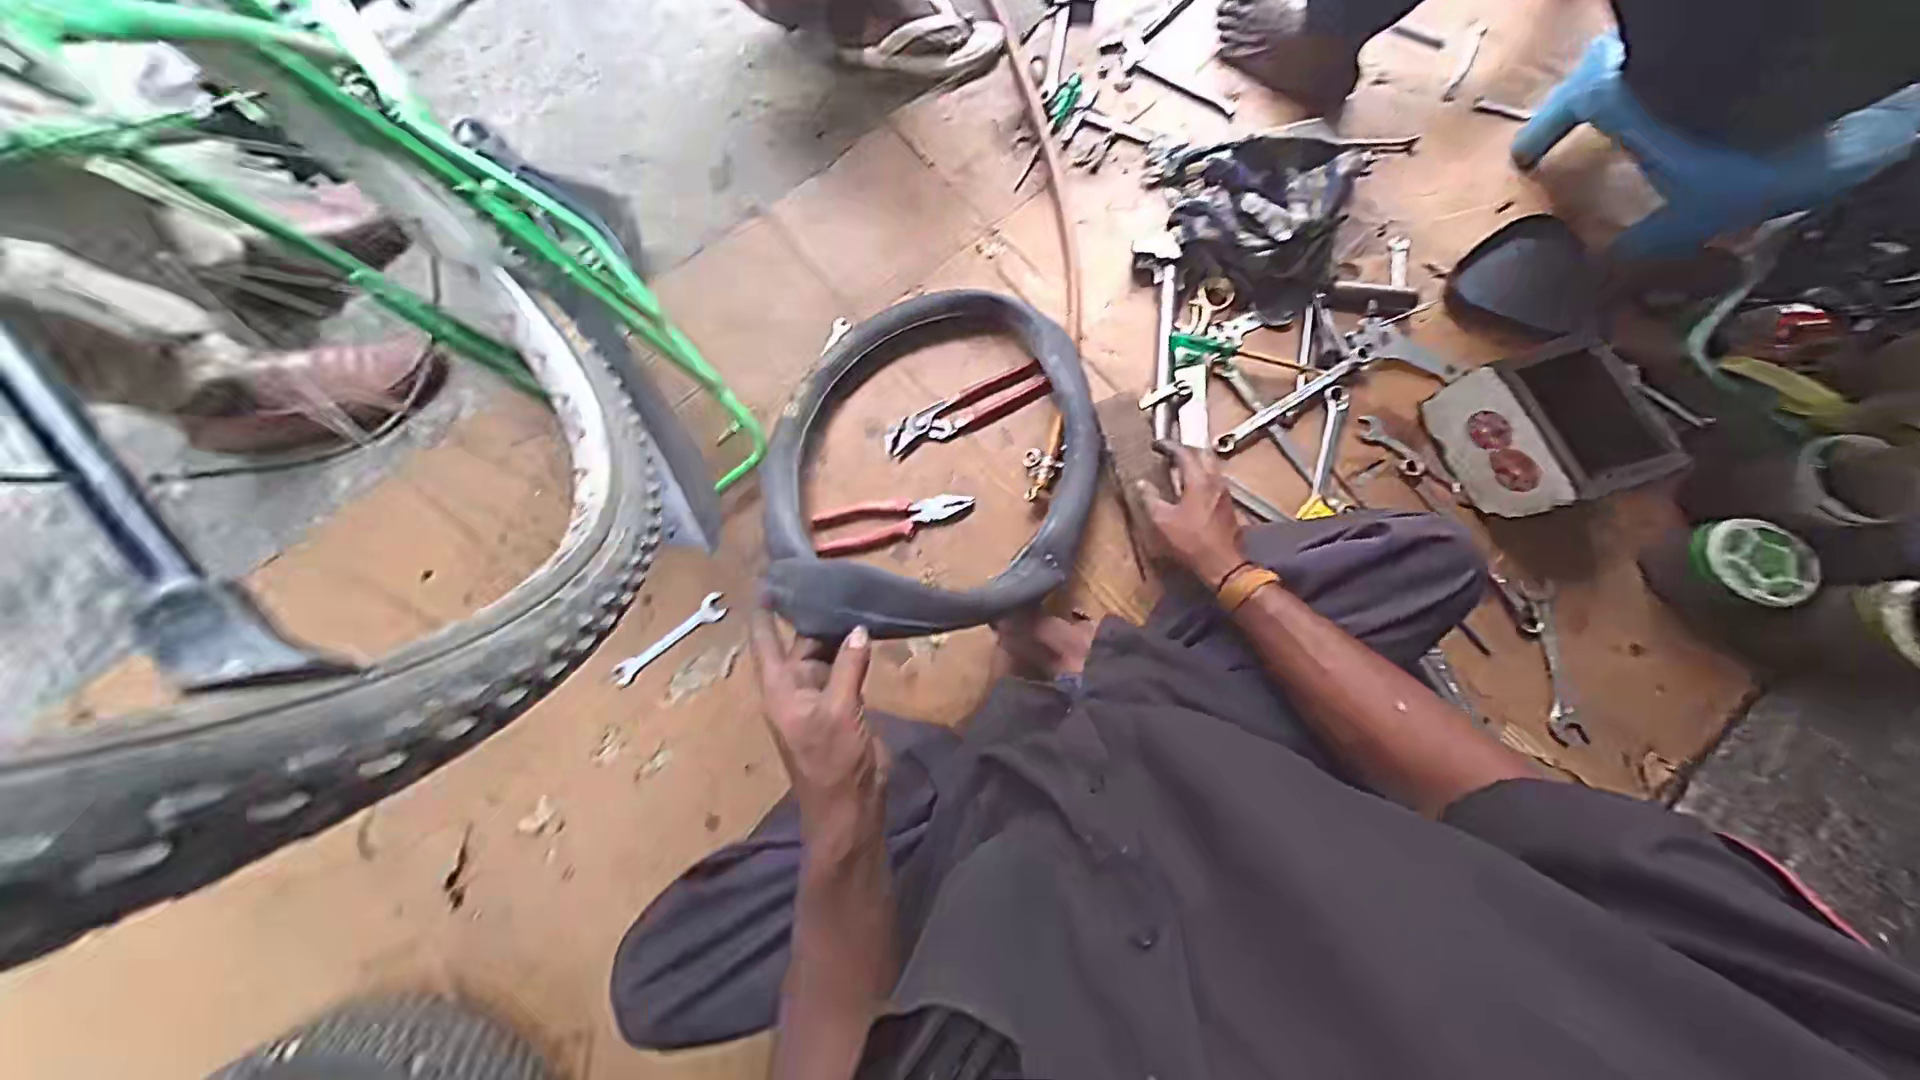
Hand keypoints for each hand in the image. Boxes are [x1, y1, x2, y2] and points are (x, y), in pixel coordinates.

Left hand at [749, 598, 887, 845]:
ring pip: (825, 652)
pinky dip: (852, 650)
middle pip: (799, 640)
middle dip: (812, 612)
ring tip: (851, 593)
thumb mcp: (840, 711)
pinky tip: (867, 629)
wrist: (850, 807)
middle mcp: (795, 686)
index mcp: (780, 687)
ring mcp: (819, 694)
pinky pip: (844, 667)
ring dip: (836, 630)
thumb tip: (858, 629)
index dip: (764, 610)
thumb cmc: (833, 762)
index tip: (767, 576)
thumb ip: (849, 666)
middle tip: (831, 575)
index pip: (765, 639)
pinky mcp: (842, 702)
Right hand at [1138, 443, 1246, 587]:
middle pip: (1203, 453)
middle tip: (1170, 453)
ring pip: (1211, 465)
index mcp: (1199, 480)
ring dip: (1195, 461)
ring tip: (1179, 467)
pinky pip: (1214, 478)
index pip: (1184, 453)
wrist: (1221, 562)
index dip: (1168, 446)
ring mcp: (1224, 491)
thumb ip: (1150, 498)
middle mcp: (1215, 480)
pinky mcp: (1227, 502)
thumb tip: (1141, 483)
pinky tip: (1192, 486)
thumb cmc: (1190, 540)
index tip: (1156, 445)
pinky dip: (1202, 474)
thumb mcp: (1162, 520)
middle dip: (1185, 449)